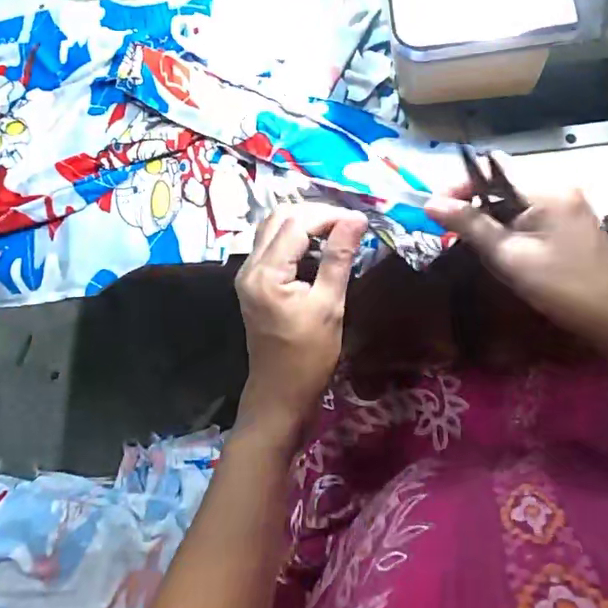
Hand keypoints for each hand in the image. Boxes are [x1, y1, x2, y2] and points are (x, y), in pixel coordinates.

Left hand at [234, 204, 368, 440]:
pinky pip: (272, 245)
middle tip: (349, 223)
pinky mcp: (253, 282)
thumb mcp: (330, 305)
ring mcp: (247, 274)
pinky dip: (296, 237)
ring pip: (273, 228)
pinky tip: (320, 245)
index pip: (296, 223)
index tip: (360, 221)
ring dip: (305, 222)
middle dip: (316, 213)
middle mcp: (249, 267)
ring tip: (338, 230)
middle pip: (280, 218)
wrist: (280, 394)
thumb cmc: (308, 356)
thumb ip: (339, 257)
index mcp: (265, 273)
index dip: (329, 215)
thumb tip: (357, 219)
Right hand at [424, 165, 607, 387]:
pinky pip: (530, 216)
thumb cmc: (563, 288)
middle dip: (473, 204)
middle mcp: (559, 188)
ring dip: (490, 219)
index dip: (460, 184)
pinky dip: (510, 228)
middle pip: (502, 183)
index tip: (436, 209)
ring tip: (472, 245)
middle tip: (450, 233)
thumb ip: (470, 226)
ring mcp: (568, 206)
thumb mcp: (510, 258)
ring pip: (514, 202)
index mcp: (546, 190)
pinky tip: (502, 252)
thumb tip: (431, 203)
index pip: (492, 168)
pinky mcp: (572, 224)